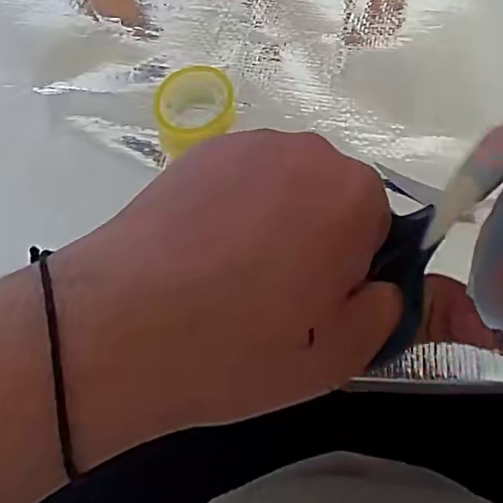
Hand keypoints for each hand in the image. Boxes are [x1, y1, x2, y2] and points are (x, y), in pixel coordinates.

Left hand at [48, 130, 401, 462]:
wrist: (113, 329)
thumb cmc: (237, 345)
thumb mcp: (337, 358)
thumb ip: (389, 311)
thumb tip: (384, 285)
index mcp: (356, 195)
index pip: (380, 227)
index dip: (353, 269)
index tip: (316, 304)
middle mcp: (315, 153)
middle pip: (337, 197)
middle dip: (322, 237)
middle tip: (277, 294)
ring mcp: (256, 144)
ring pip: (292, 184)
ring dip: (280, 217)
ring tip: (231, 273)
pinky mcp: (207, 148)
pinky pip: (246, 176)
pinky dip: (237, 204)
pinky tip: (201, 250)